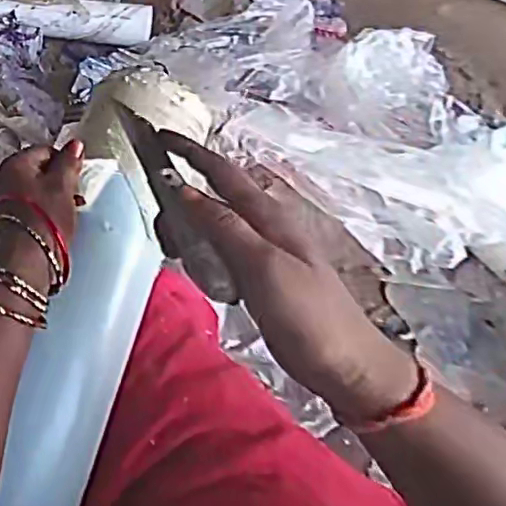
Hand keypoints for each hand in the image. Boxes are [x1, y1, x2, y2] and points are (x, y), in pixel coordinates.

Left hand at [0, 139, 85, 247]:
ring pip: (36, 185)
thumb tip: (74, 144)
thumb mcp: (63, 185)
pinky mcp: (10, 213)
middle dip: (60, 178)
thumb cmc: (46, 216)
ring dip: (55, 193)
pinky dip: (46, 205)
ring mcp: (5, 194)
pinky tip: (58, 216)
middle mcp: (5, 175)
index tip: (77, 174)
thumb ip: (69, 162)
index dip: (64, 160)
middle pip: (39, 168)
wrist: (28, 253)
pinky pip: (31, 201)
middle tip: (75, 191)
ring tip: (70, 206)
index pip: (45, 149)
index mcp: (15, 162)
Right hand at [160, 132, 419, 421]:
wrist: (348, 369)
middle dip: (179, 193)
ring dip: (186, 224)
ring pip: (210, 221)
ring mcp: (261, 250)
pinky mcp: (256, 273)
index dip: (192, 152)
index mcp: (269, 217)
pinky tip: (193, 263)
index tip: (161, 135)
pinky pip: (215, 246)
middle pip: (212, 194)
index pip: (223, 172)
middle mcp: (264, 226)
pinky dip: (196, 247)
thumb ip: (222, 224)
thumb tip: (181, 188)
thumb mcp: (262, 264)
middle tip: (157, 213)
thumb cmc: (309, 314)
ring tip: (173, 245)